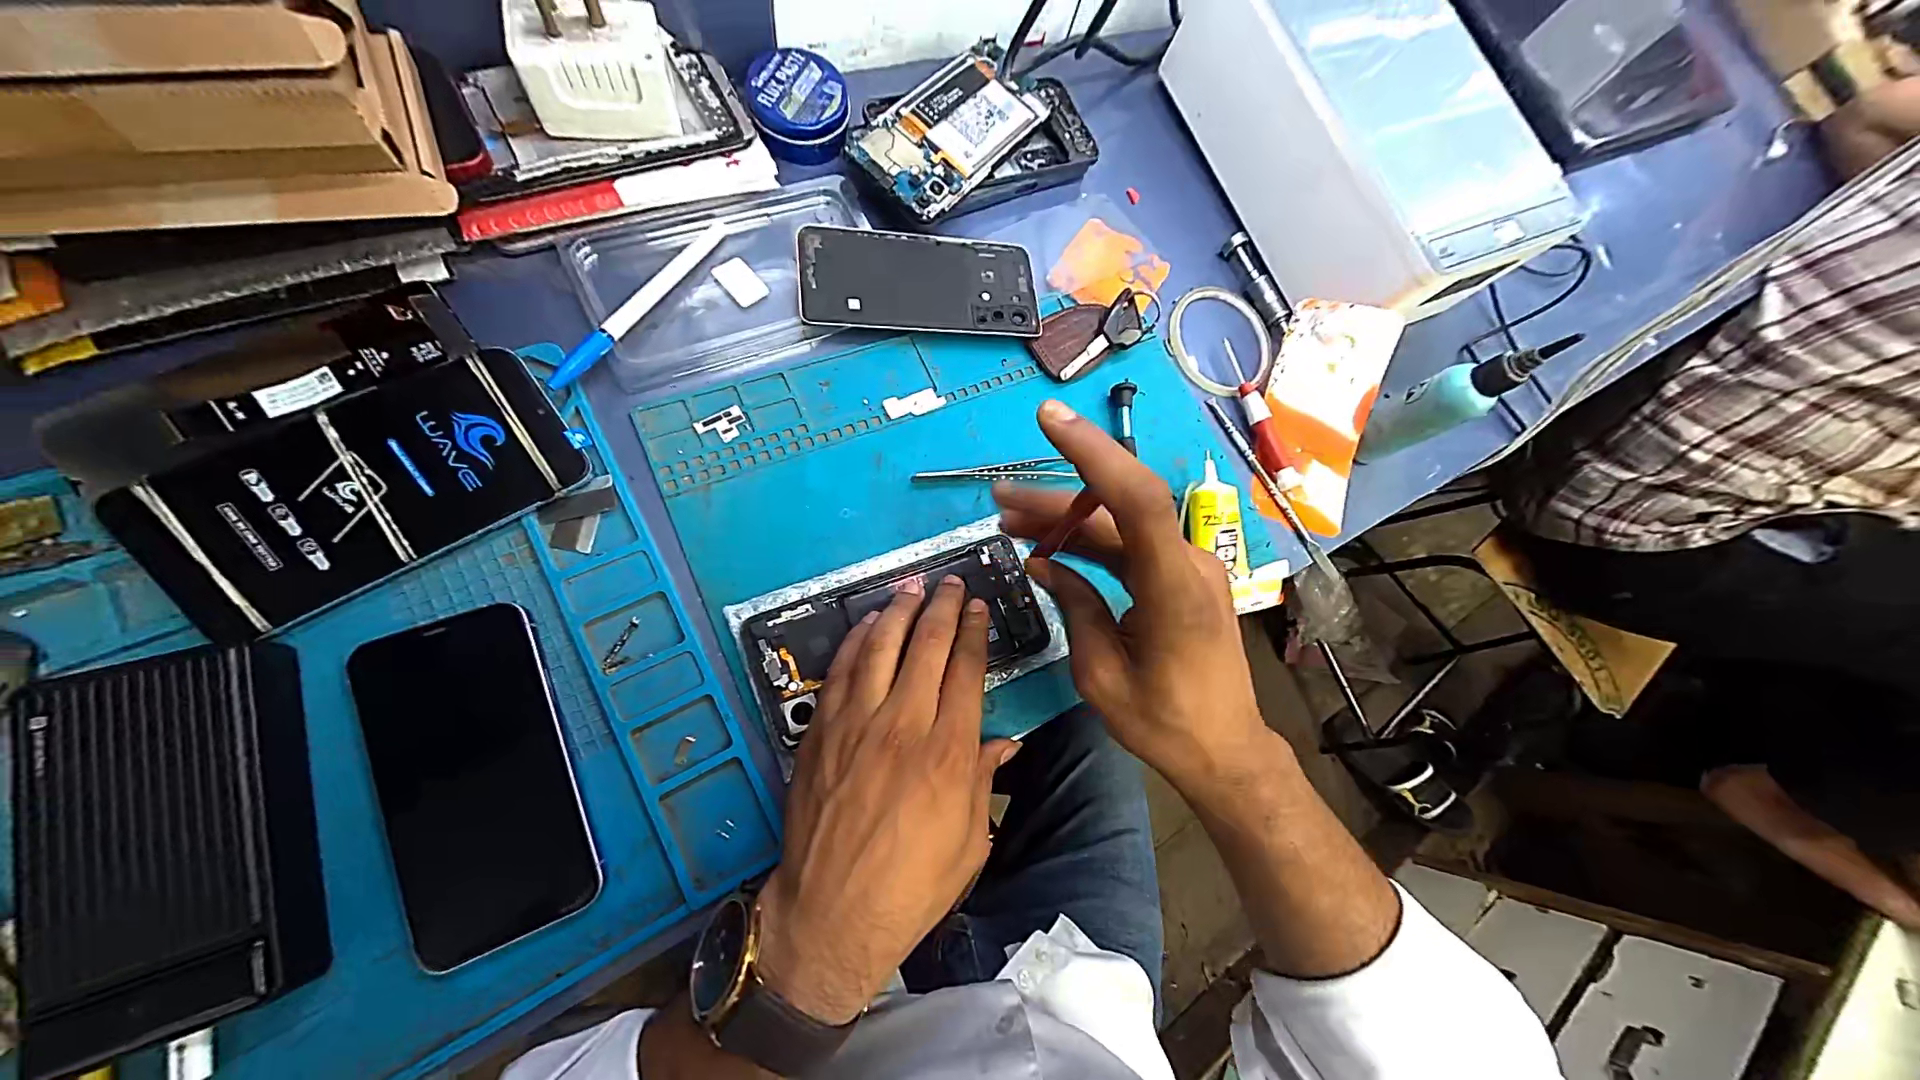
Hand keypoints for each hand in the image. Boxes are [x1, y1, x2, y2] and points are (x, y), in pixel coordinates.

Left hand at [754, 577, 1017, 1024]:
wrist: (832, 913)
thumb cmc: (912, 885)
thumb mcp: (970, 841)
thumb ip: (984, 780)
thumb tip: (1004, 741)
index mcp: (948, 751)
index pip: (966, 671)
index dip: (974, 632)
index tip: (978, 609)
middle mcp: (903, 724)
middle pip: (926, 646)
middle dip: (943, 608)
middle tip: (951, 584)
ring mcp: (856, 723)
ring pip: (880, 647)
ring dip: (899, 611)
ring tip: (912, 587)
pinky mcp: (821, 732)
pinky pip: (840, 671)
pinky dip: (856, 641)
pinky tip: (868, 624)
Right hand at [995, 399, 1268, 792]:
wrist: (1225, 752)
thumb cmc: (1166, 724)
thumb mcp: (1101, 675)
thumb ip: (1076, 607)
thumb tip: (1045, 564)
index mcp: (1173, 587)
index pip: (1137, 498)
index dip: (1093, 453)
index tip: (1050, 419)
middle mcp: (1186, 563)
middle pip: (1117, 510)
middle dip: (1054, 500)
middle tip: (999, 499)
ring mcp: (1186, 568)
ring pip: (1120, 527)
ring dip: (1066, 521)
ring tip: (1009, 519)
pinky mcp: (1180, 579)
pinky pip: (1130, 549)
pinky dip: (1089, 545)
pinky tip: (1049, 547)